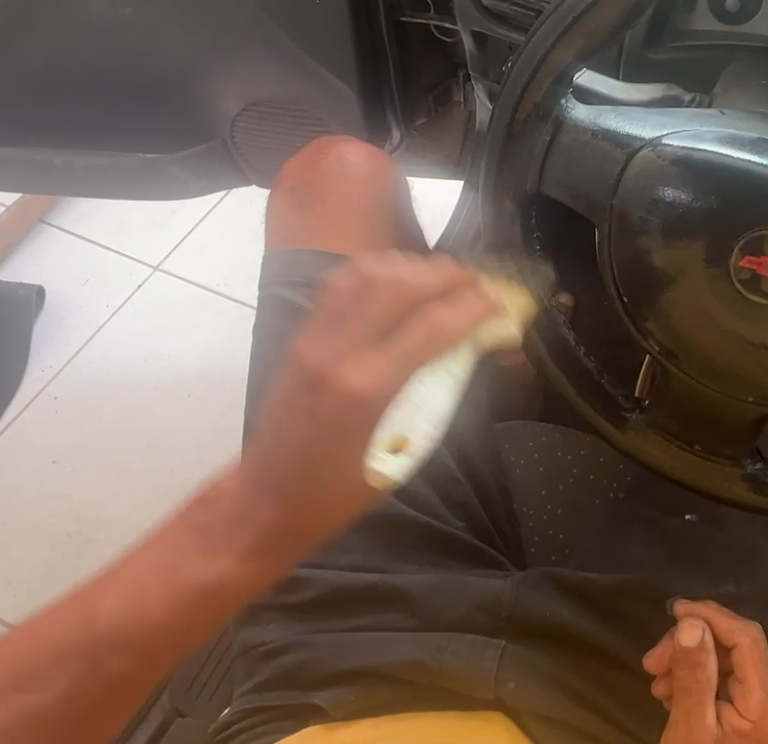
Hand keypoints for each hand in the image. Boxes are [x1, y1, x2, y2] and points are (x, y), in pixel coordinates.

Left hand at [238, 251, 499, 543]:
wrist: (265, 500)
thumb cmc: (341, 491)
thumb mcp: (404, 452)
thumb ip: (438, 393)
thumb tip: (476, 348)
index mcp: (368, 389)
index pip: (434, 325)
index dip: (475, 306)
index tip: (502, 300)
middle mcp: (339, 351)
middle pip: (402, 285)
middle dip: (449, 276)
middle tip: (479, 284)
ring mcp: (315, 336)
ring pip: (370, 273)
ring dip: (415, 268)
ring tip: (444, 278)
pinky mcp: (302, 332)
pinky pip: (343, 282)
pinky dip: (379, 269)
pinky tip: (400, 279)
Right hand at [642, 600, 767, 743]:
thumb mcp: (690, 731)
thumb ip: (693, 676)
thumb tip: (691, 622)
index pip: (746, 637)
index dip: (710, 615)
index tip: (673, 611)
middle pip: (735, 646)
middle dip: (691, 644)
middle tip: (652, 662)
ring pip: (729, 659)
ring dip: (690, 660)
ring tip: (657, 682)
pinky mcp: (759, 713)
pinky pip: (729, 678)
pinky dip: (700, 676)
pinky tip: (674, 691)